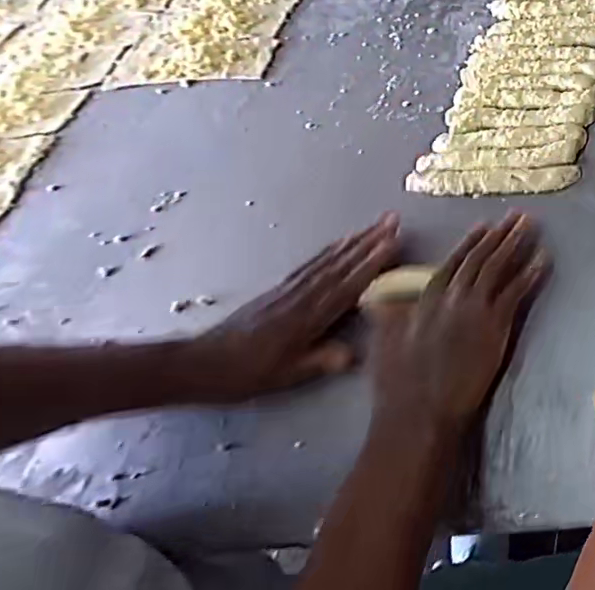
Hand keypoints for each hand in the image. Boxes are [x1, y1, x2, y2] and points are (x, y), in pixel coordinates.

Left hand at [177, 213, 401, 401]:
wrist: (199, 363)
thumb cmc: (244, 374)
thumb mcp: (285, 376)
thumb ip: (321, 361)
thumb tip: (357, 354)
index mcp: (309, 316)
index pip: (349, 284)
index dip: (374, 263)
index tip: (395, 241)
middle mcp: (304, 295)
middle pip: (343, 263)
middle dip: (371, 239)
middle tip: (393, 219)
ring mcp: (292, 288)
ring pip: (331, 258)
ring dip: (357, 239)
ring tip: (378, 223)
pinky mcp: (282, 287)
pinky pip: (313, 262)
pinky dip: (332, 249)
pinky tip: (343, 241)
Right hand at [371, 211, 547, 428]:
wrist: (420, 413)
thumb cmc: (399, 386)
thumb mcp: (385, 344)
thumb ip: (389, 318)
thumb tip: (379, 302)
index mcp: (426, 297)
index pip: (454, 261)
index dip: (472, 242)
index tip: (486, 225)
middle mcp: (452, 295)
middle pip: (481, 257)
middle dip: (500, 234)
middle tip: (518, 216)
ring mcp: (475, 307)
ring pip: (498, 266)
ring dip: (516, 243)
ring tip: (531, 225)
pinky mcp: (495, 323)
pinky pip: (517, 290)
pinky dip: (531, 272)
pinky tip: (544, 258)